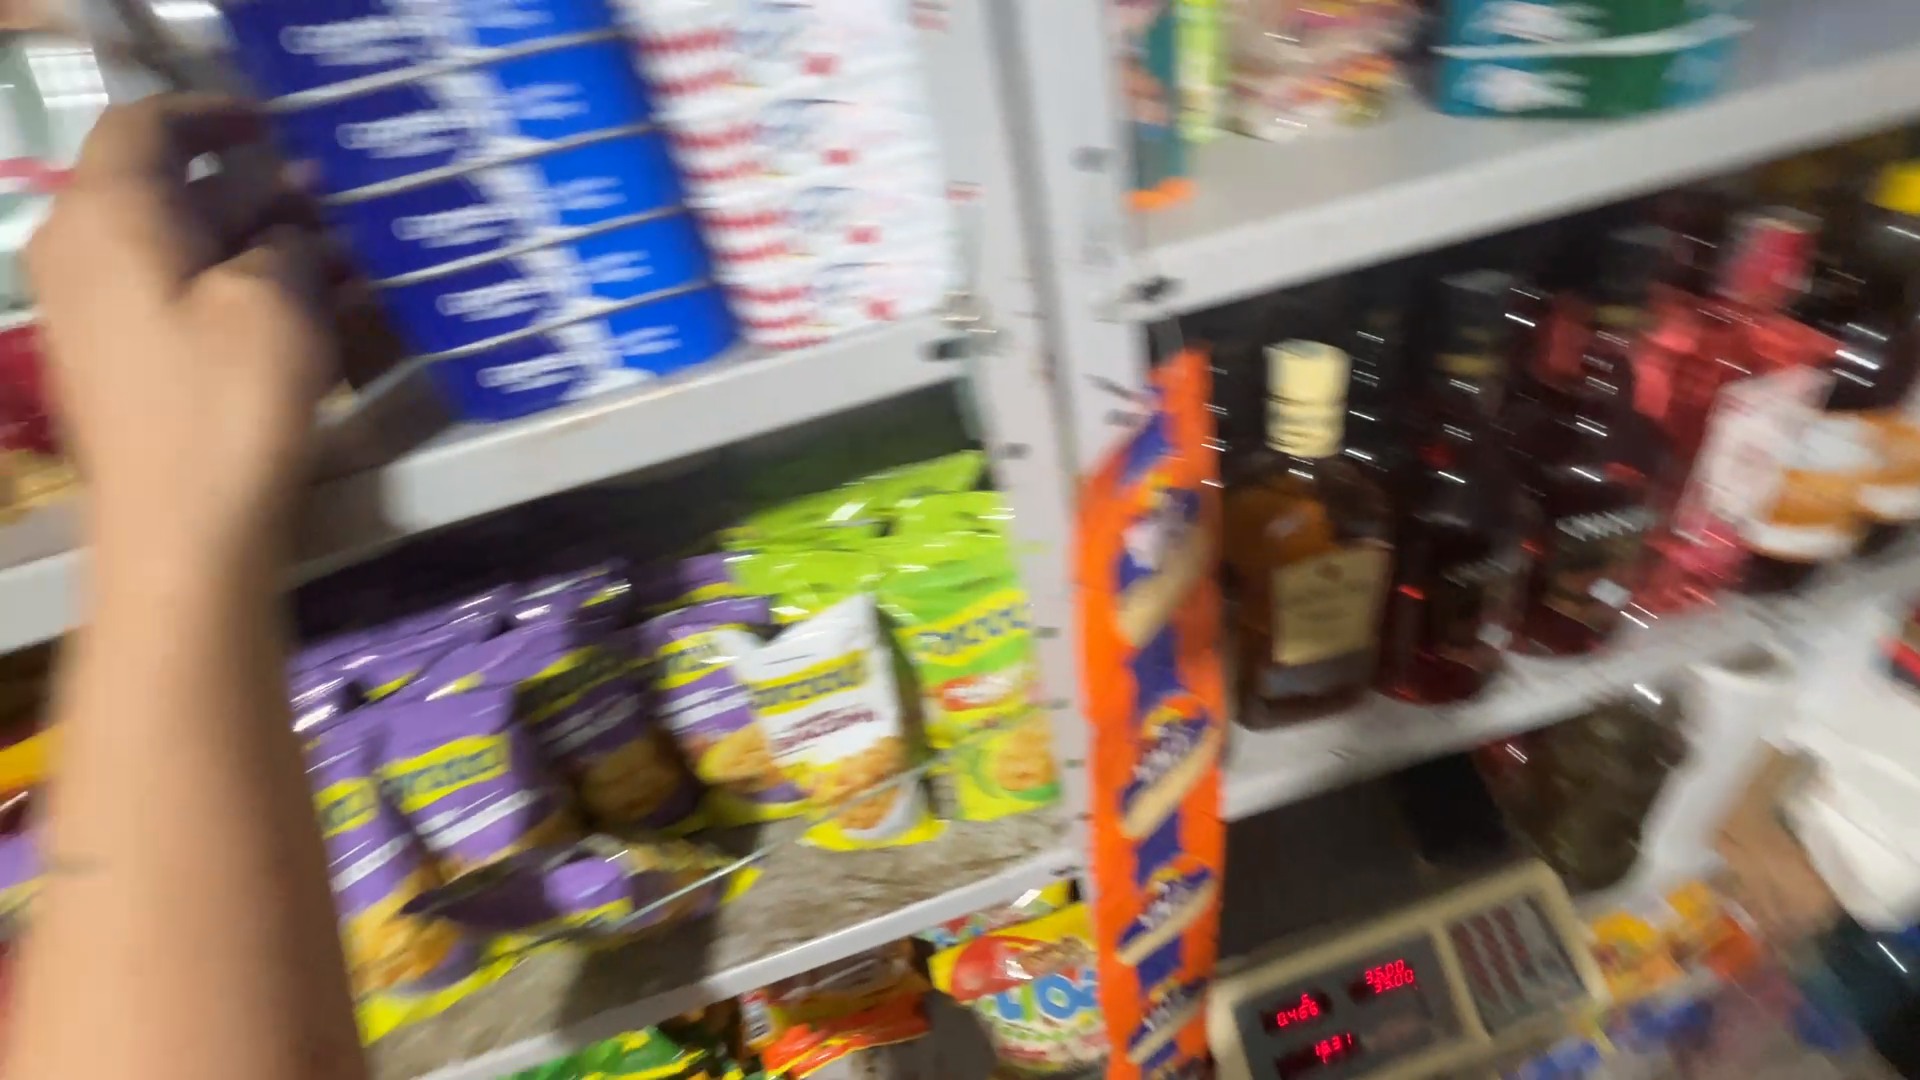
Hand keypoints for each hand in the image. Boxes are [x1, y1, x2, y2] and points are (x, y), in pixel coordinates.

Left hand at [27, 96, 332, 565]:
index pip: (147, 131)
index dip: (212, 116)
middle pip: (174, 192)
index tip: (275, 121)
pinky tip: (318, 307)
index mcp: (113, 220)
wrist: (187, 514)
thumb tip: (294, 229)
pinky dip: (257, 288)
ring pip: (195, 249)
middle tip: (335, 200)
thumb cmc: (229, 398)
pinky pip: (198, 295)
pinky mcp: (143, 355)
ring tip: (346, 257)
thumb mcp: (275, 307)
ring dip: (269, 244)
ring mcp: (114, 307)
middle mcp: (94, 250)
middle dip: (257, 189)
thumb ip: (285, 249)